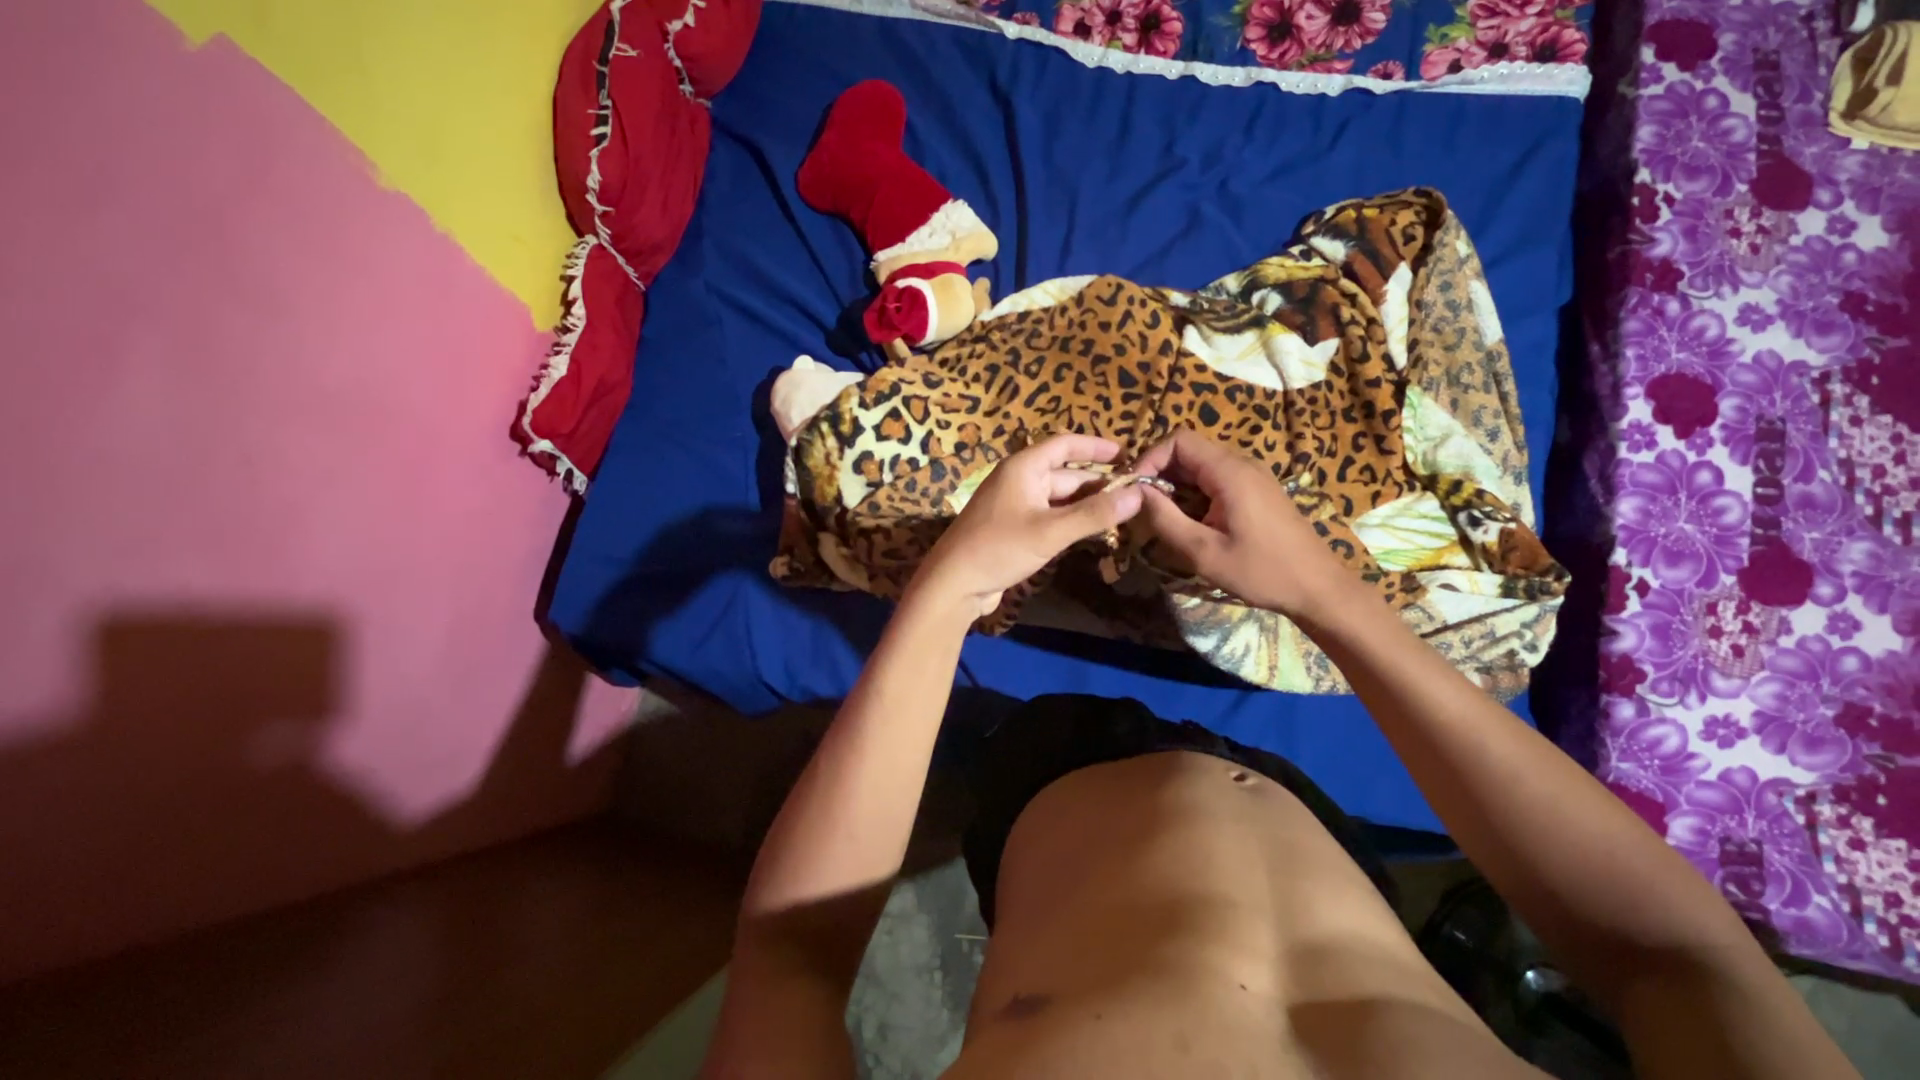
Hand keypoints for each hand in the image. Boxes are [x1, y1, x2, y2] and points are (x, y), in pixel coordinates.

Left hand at [915, 433, 1145, 618]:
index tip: (1127, 455)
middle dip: (1098, 482)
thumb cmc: (999, 548)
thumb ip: (1094, 514)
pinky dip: (1071, 520)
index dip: (1096, 448)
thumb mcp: (1051, 531)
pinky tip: (1093, 531)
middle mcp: (1018, 480)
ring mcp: (1015, 505)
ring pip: (1059, 498)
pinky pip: (1049, 517)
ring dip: (1086, 504)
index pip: (1065, 445)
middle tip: (1135, 493)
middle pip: (1065, 474)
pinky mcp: (1013, 529)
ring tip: (1122, 512)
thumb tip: (1138, 495)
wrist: (953, 584)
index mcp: (1023, 468)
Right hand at [1132, 428, 1349, 618]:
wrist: (1317, 588)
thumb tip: (1137, 493)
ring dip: (1177, 484)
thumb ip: (1166, 519)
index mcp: (1229, 472)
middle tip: (1143, 505)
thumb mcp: (1204, 552)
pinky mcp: (1258, 491)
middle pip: (1190, 450)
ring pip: (1202, 465)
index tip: (1135, 489)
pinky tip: (1191, 521)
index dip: (1150, 458)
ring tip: (1162, 516)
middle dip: (1160, 472)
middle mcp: (1242, 464)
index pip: (1179, 440)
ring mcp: (1254, 476)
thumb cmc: (1261, 572)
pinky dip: (1196, 492)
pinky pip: (1217, 478)